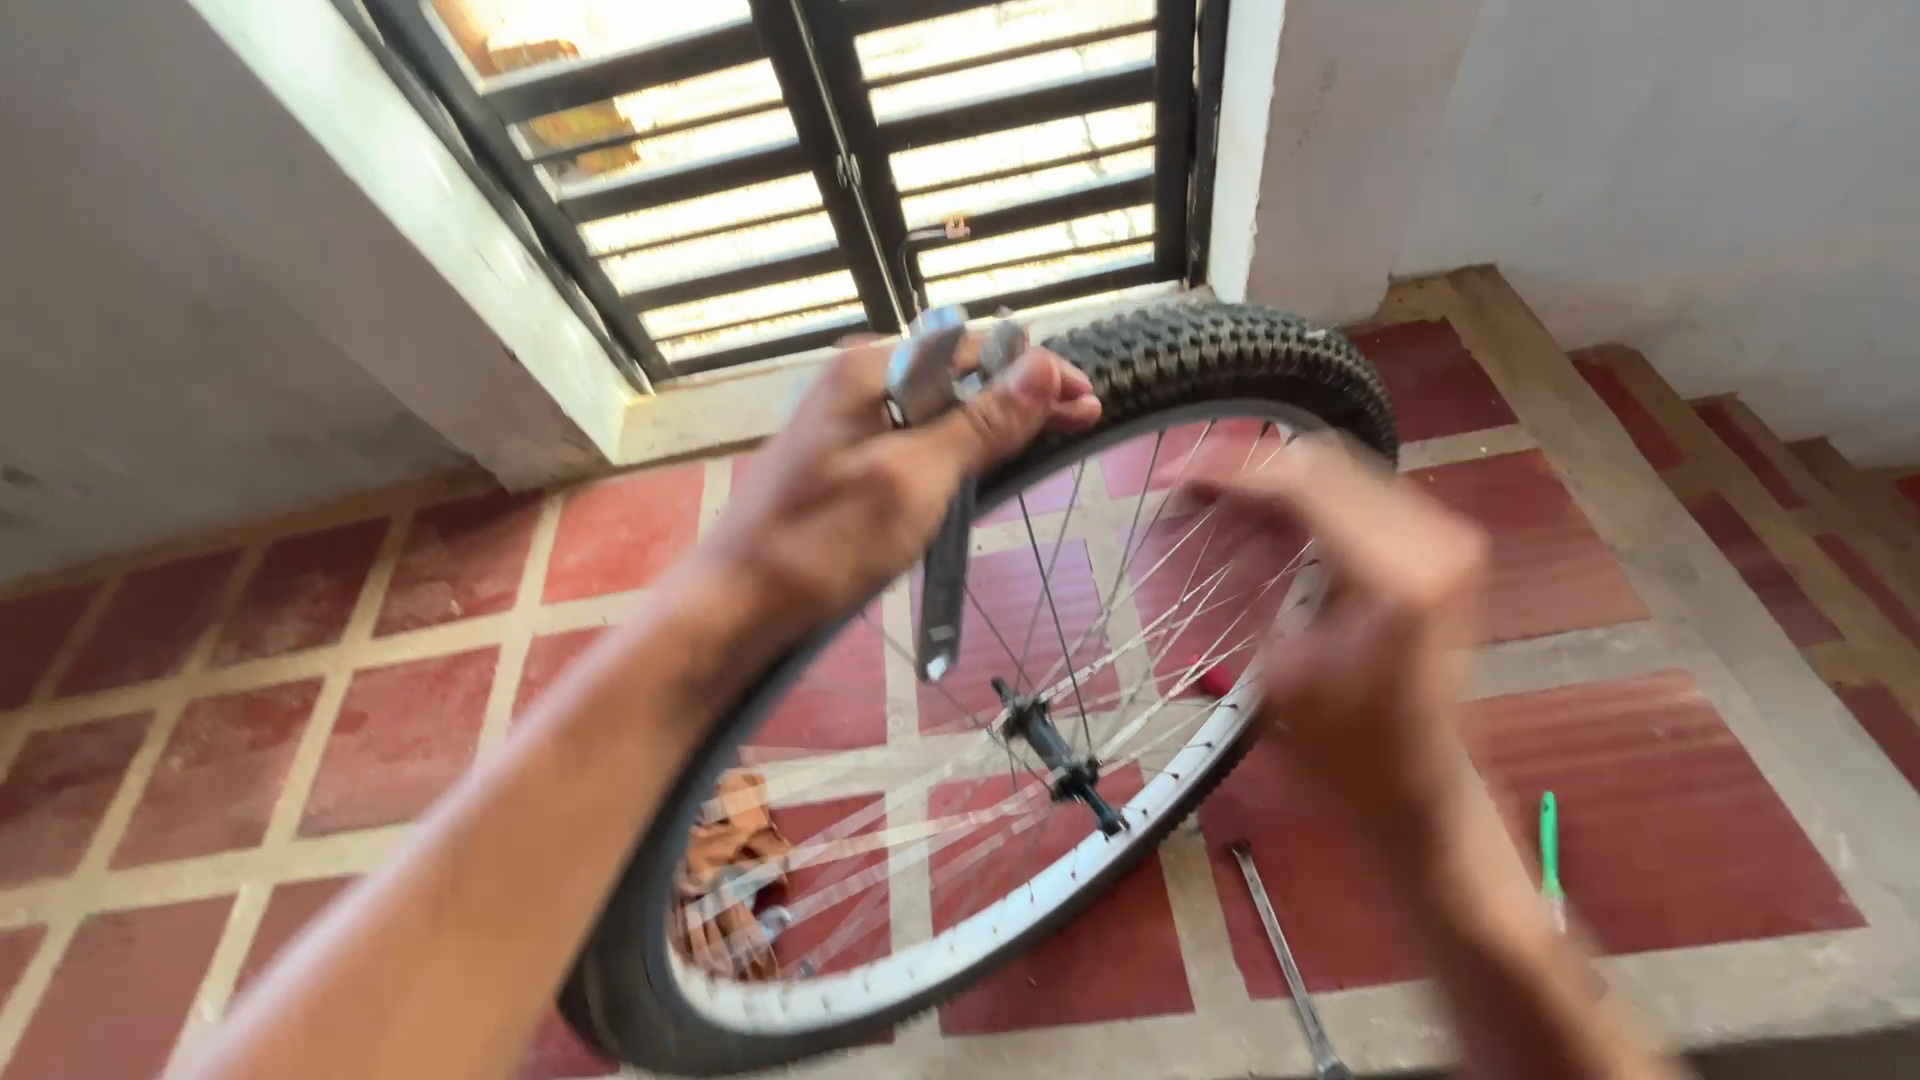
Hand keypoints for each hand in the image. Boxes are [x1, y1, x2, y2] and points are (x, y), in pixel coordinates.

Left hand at [699, 335, 1100, 641]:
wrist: (738, 604)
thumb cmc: (823, 542)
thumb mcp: (914, 479)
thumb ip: (980, 424)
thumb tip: (1044, 367)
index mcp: (869, 368)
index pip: (972, 350)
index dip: (1036, 373)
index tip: (1088, 400)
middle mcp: (860, 380)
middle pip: (959, 375)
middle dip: (1021, 397)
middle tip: (1081, 422)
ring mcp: (851, 421)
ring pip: (941, 409)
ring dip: (996, 425)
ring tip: (1047, 440)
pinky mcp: (850, 459)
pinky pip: (918, 440)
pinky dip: (960, 450)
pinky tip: (989, 461)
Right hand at [1176, 435, 1487, 832]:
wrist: (1424, 785)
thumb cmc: (1348, 748)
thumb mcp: (1278, 671)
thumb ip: (1247, 584)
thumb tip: (1210, 523)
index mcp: (1396, 574)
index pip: (1301, 485)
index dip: (1229, 473)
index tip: (1173, 477)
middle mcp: (1432, 538)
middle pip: (1321, 463)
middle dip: (1246, 470)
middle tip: (1188, 491)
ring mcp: (1443, 536)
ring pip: (1337, 469)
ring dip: (1271, 482)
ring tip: (1217, 507)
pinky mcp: (1437, 545)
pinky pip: (1356, 492)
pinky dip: (1301, 499)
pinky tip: (1262, 523)